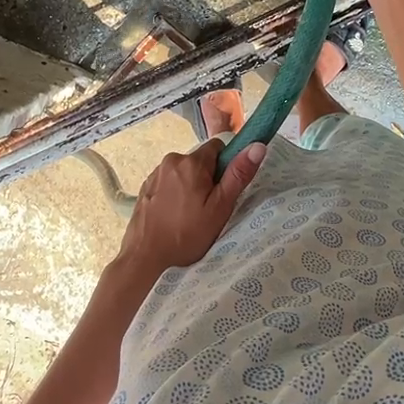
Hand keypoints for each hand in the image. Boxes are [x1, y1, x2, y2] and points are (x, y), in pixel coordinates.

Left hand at [117, 138, 266, 274]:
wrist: (145, 257)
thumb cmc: (187, 234)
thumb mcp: (219, 208)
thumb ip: (238, 175)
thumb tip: (258, 145)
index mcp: (191, 162)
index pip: (217, 147)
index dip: (225, 166)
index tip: (222, 189)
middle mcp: (171, 160)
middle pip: (199, 161)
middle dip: (206, 179)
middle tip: (207, 208)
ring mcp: (155, 173)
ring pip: (183, 172)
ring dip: (189, 186)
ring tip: (189, 216)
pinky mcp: (145, 187)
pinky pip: (167, 182)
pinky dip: (173, 193)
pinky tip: (173, 216)